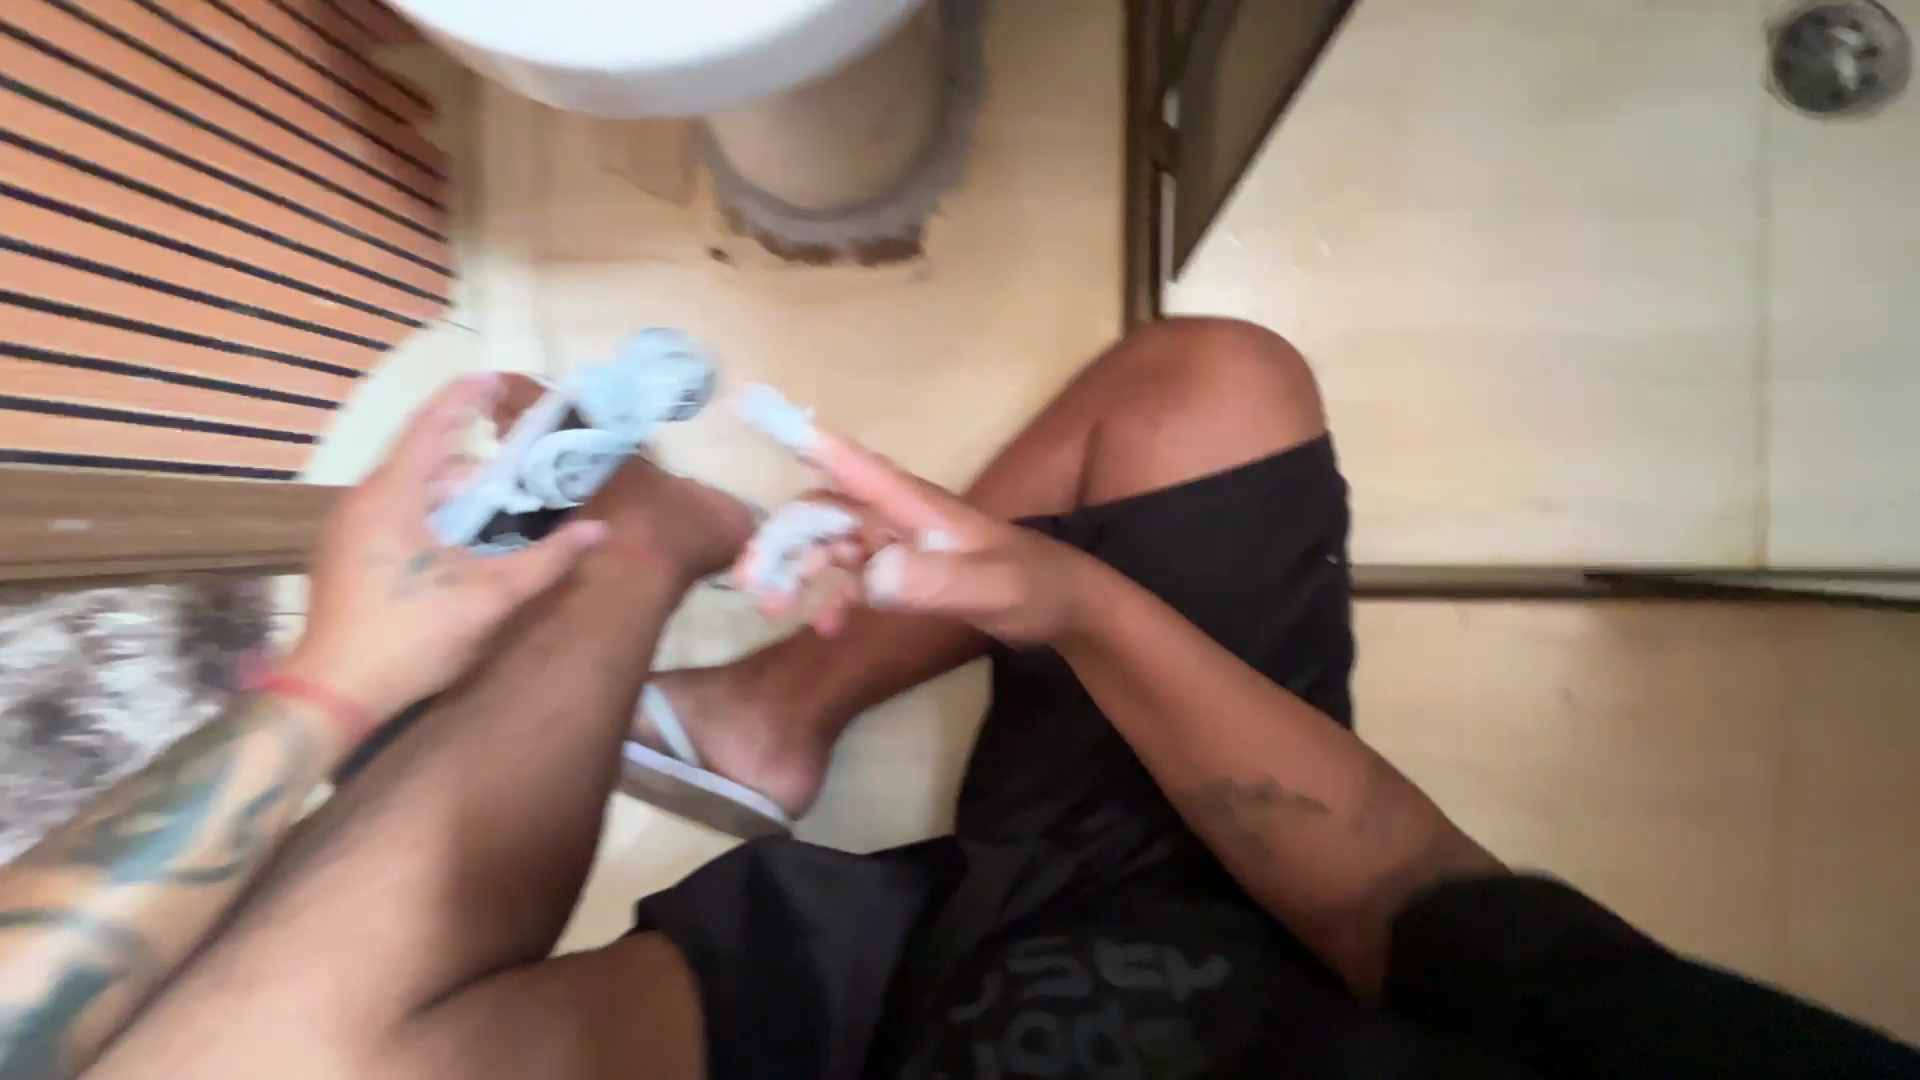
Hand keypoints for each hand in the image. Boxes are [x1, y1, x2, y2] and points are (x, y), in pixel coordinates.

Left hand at [284, 374, 606, 725]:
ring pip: (413, 492)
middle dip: (476, 461)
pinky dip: (440, 514)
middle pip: (425, 462)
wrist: (334, 693)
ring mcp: (351, 531)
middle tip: (523, 466)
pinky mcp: (351, 556)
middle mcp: (363, 504)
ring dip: (460, 494)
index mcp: (390, 499)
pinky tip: (471, 541)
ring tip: (506, 507)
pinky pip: (401, 515)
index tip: (494, 378)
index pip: (430, 429)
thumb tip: (600, 530)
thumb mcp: (493, 595)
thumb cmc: (413, 634)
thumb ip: (549, 559)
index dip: (463, 399)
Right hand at [735, 429, 1097, 645]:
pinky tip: (827, 628)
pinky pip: (851, 577)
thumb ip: (936, 580)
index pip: (849, 462)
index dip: (801, 436)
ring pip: (827, 544)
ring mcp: (899, 543)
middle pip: (821, 512)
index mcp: (913, 504)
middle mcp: (897, 515)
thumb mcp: (990, 587)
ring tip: (774, 610)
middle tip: (756, 588)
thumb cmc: (1033, 586)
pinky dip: (832, 597)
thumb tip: (871, 577)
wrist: (1062, 607)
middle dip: (781, 542)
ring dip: (796, 572)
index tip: (751, 409)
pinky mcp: (905, 570)